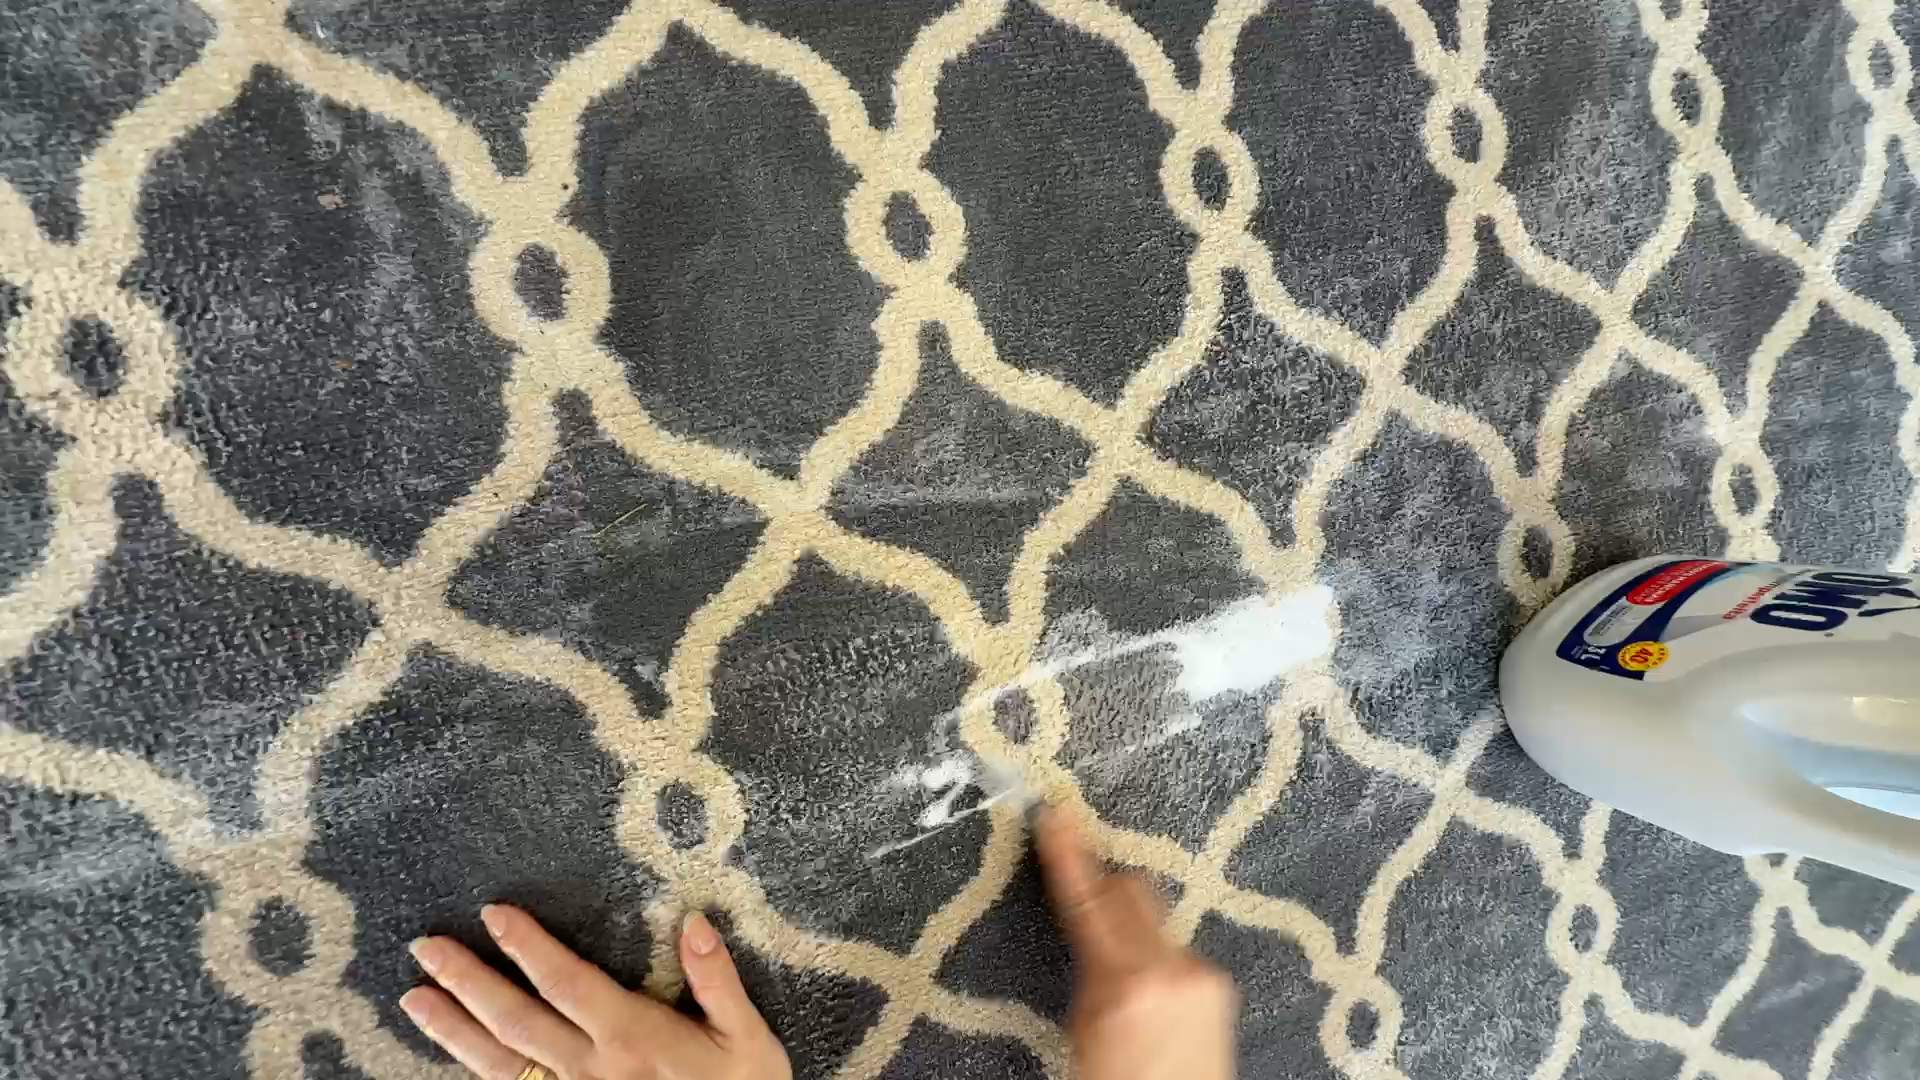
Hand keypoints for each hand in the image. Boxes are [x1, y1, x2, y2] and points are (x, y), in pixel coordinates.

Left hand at [401, 905, 790, 1079]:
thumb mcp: (747, 1036)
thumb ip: (717, 979)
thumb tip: (693, 920)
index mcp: (631, 1038)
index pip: (567, 982)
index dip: (528, 947)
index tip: (495, 915)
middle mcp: (589, 1070)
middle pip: (516, 1021)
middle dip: (469, 981)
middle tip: (427, 948)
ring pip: (500, 1065)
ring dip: (454, 1030)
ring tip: (416, 999)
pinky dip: (475, 1076)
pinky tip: (455, 1057)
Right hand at [1034, 806, 1237, 1079]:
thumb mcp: (1083, 1027)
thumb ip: (1088, 966)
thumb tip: (1088, 921)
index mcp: (1123, 983)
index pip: (1086, 898)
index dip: (1066, 851)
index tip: (1054, 813)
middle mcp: (1170, 967)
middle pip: (1129, 886)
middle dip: (1102, 881)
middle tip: (1080, 880)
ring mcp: (1201, 971)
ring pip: (1152, 911)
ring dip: (1129, 918)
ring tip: (1117, 955)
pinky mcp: (1220, 980)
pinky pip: (1175, 940)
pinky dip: (1154, 948)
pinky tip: (1149, 983)